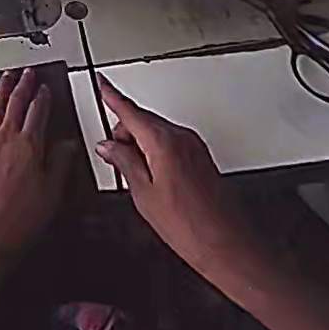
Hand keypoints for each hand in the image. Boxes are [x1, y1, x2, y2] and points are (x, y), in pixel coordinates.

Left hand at [0, 68, 74, 269]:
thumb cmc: (16, 220)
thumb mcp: (51, 194)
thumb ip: (60, 164)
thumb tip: (68, 146)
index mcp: (29, 146)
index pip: (39, 111)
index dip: (44, 97)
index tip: (46, 89)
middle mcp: (7, 139)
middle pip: (16, 102)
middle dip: (24, 85)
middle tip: (28, 74)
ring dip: (3, 87)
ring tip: (7, 76)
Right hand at [94, 75, 263, 279]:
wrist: (226, 247)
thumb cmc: (190, 227)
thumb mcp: (144, 194)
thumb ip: (123, 162)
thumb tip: (108, 146)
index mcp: (163, 142)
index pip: (129, 110)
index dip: (111, 95)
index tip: (101, 83)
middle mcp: (181, 137)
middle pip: (142, 119)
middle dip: (123, 134)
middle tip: (113, 159)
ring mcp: (193, 145)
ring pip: (155, 130)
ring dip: (140, 144)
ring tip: (136, 177)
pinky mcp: (200, 156)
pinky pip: (170, 141)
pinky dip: (155, 150)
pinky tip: (153, 177)